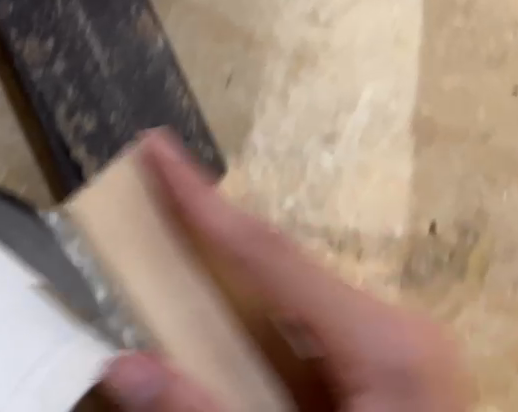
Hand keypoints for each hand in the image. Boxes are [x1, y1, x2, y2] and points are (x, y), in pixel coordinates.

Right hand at [101, 134, 473, 411]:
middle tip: (146, 180)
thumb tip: (122, 366)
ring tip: (166, 229)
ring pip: (284, 287)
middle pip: (272, 259)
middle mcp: (396, 331)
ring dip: (222, 261)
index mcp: (383, 343)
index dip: (198, 194)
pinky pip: (298, 318)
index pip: (265, 248)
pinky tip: (215, 302)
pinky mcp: (389, 374)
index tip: (152, 143)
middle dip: (204, 221)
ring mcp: (396, 351)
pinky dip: (247, 303)